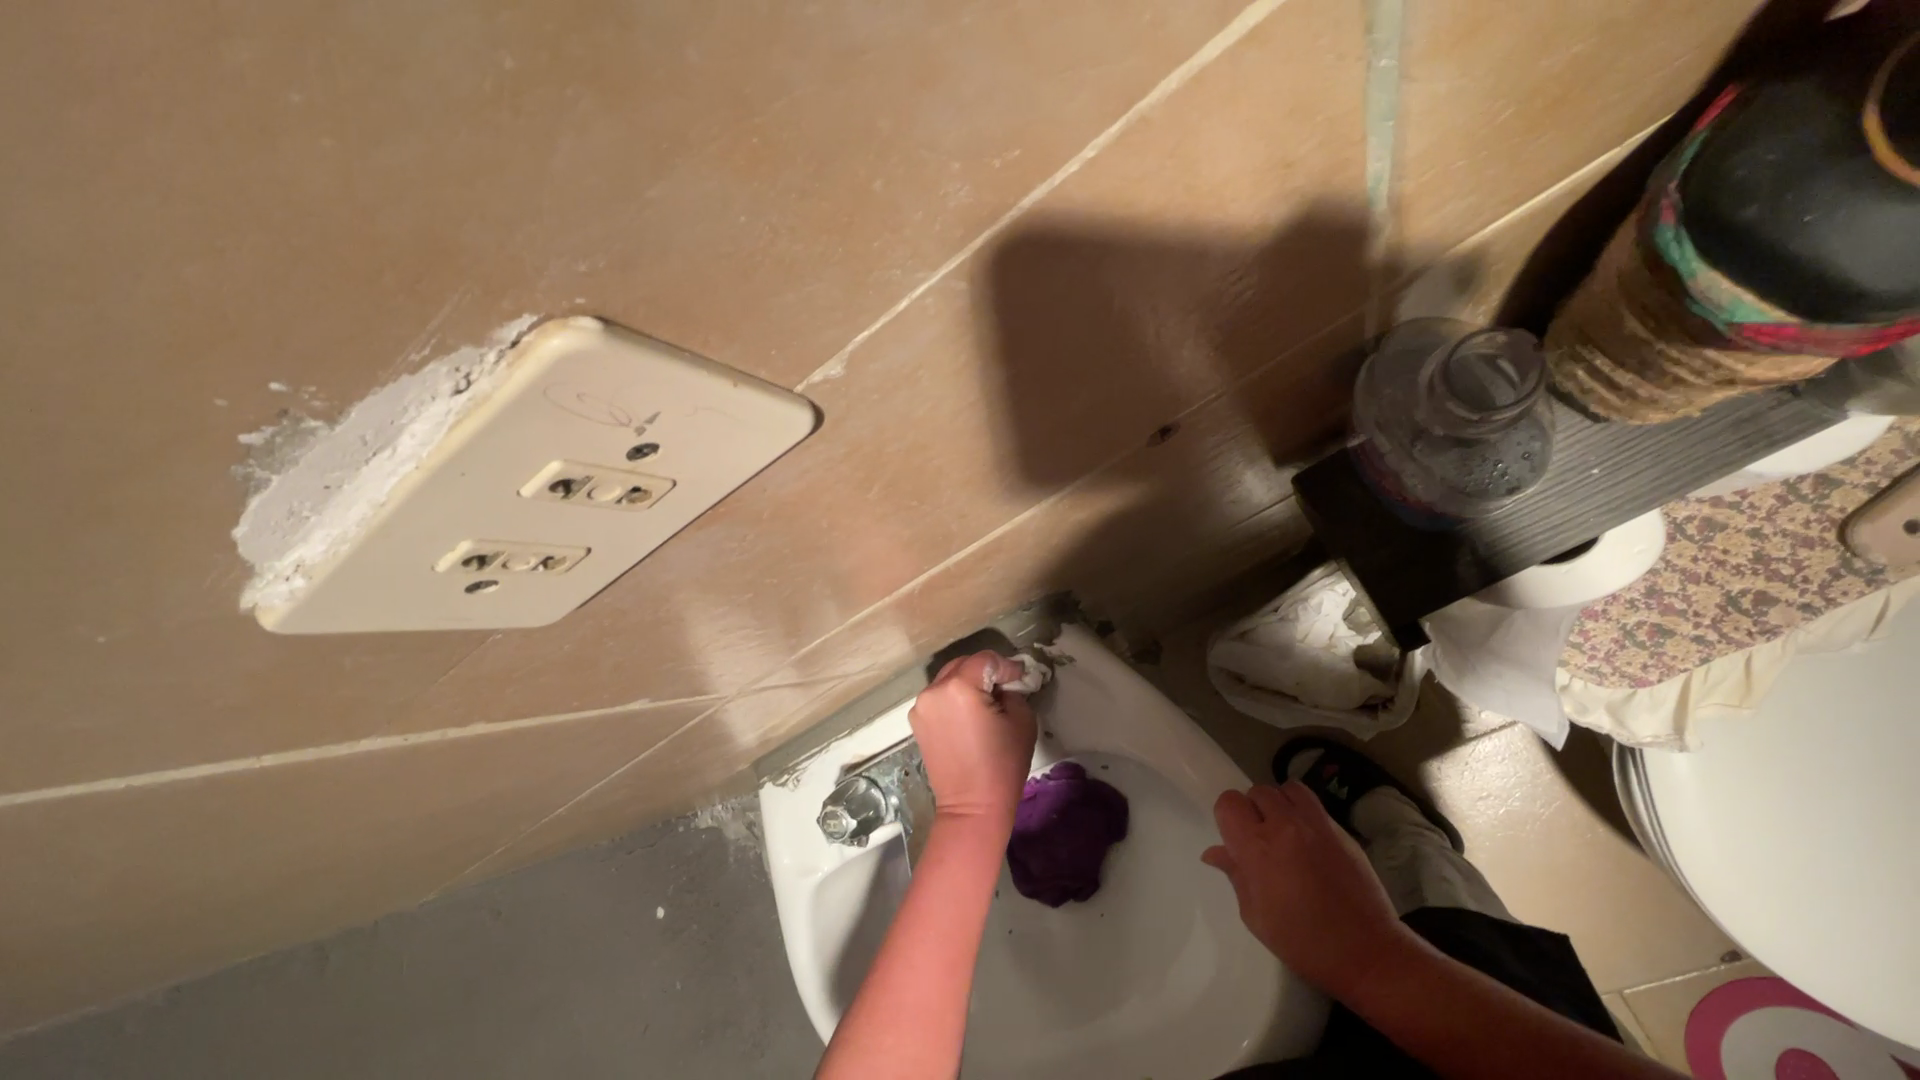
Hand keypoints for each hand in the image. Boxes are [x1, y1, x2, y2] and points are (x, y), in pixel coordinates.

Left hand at [908, 652, 1037, 822]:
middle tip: (1005, 686)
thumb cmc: (1002, 765)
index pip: (986, 660)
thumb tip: (1004, 685)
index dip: (1006, 666)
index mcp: (960, 687)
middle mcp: (934, 690)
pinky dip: (954, 698)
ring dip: (967, 683)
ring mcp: (921, 706)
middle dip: (985, 671)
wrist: (972, 806)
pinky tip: (969, 716)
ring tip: (986, 701)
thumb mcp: (1021, 720)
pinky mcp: (917, 722)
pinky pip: (938, 697)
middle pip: (963, 664)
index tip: (1020, 678)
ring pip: (948, 679)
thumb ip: (1012, 692)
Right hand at [1202, 782, 1421, 999]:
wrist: (1366, 952)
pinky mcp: (1341, 831)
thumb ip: (1235, 875)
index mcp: (1257, 848)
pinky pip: (1314, 805)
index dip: (1227, 816)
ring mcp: (1317, 825)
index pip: (1229, 802)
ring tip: (1284, 830)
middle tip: (1259, 838)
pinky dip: (1303, 812)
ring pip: (1287, 789)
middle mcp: (1285, 827)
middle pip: (1258, 791)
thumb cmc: (1303, 942)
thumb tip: (1215, 853)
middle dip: (1252, 810)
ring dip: (1279, 803)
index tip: (1234, 839)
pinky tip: (1308, 841)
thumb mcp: (1255, 915)